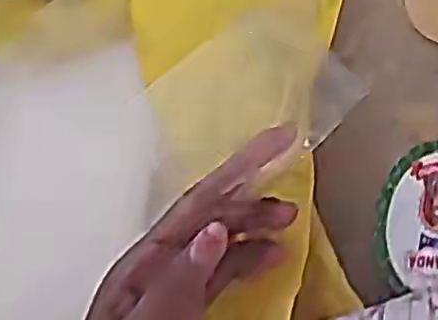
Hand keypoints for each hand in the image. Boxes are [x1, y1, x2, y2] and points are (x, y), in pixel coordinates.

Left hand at [87, 127, 301, 319]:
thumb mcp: (154, 319)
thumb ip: (181, 278)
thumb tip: (216, 230)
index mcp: (144, 259)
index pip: (201, 197)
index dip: (245, 161)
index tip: (284, 135)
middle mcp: (157, 263)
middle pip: (214, 213)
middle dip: (256, 203)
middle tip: (293, 209)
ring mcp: (171, 284)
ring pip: (222, 238)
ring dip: (257, 229)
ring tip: (287, 233)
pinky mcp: (183, 305)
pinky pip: (222, 266)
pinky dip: (249, 257)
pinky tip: (269, 259)